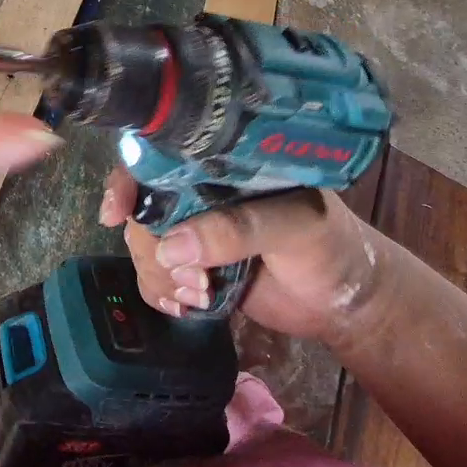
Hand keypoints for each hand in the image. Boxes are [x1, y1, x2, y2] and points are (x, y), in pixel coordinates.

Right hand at [98, 167, 382, 343]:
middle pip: (143, 209)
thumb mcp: (291, 225)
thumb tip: (172, 246)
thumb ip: (235, 229)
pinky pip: (154, 275)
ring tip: (198, 296)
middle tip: (194, 279)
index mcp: (218, 166)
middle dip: (154, 247)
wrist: (349, 303)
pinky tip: (181, 307)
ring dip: (160, 275)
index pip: (158, 159)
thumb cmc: (330, 245)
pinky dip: (158, 292)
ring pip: (144, 245)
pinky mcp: (194, 268)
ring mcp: (194, 231)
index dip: (128, 181)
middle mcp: (198, 192)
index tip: (116, 213)